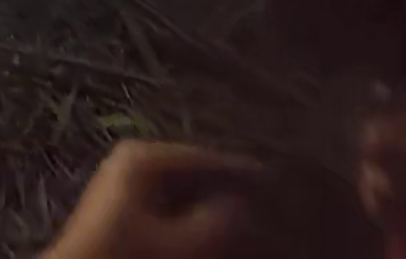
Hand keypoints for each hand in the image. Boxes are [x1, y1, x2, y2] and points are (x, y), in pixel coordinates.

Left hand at [44, 141, 261, 258]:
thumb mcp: (173, 247)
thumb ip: (213, 225)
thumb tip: (245, 206)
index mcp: (144, 159)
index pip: (204, 158)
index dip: (241, 172)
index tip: (278, 183)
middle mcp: (137, 163)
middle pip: (194, 175)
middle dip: (228, 196)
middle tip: (270, 211)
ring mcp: (130, 187)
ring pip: (184, 196)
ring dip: (212, 213)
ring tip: (252, 230)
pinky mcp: (127, 213)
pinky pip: (170, 212)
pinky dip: (193, 225)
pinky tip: (217, 241)